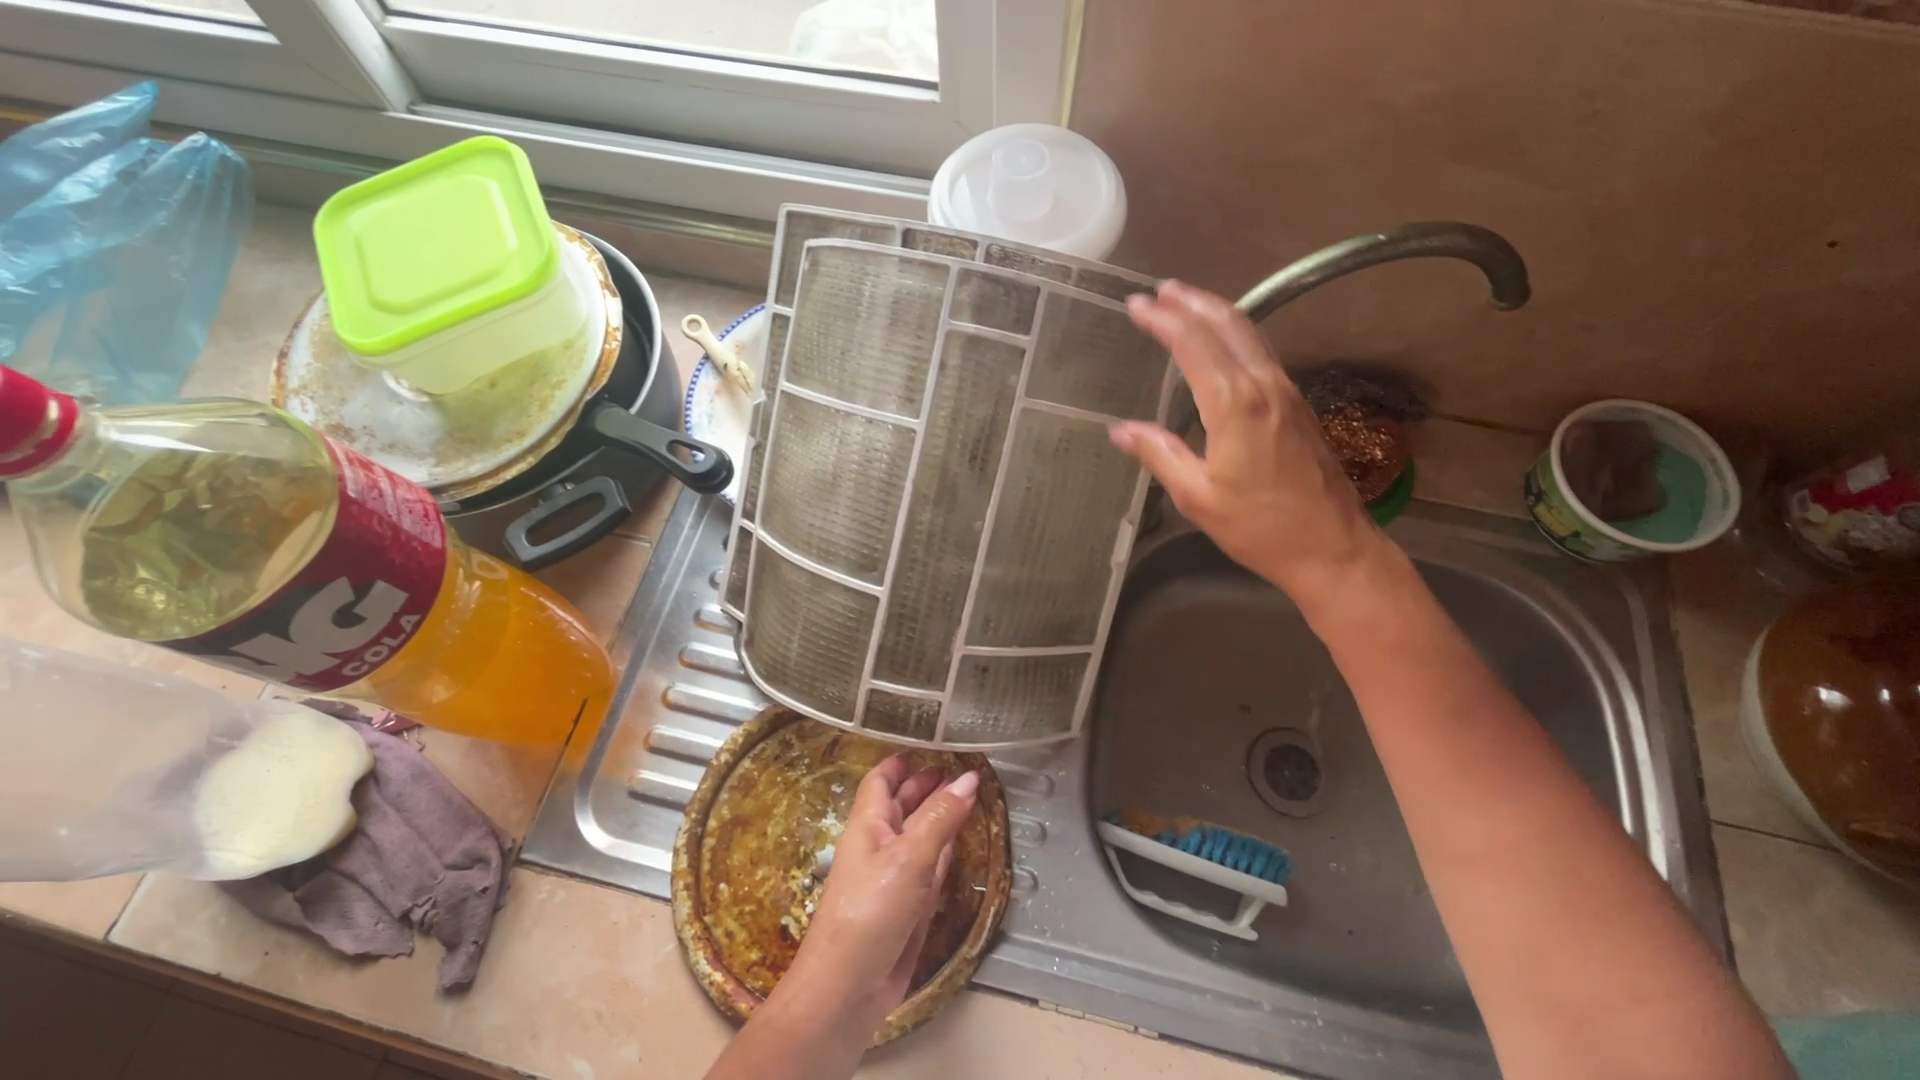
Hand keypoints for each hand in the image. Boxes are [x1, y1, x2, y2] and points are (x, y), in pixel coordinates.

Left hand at [775, 756, 979, 1037]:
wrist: (848, 988)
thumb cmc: (868, 914)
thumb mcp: (908, 858)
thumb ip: (940, 818)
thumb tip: (970, 779)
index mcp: (868, 825)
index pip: (882, 780)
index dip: (903, 760)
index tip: (931, 741)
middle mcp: (879, 845)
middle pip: (903, 804)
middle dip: (926, 783)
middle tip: (959, 765)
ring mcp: (894, 877)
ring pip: (919, 834)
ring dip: (939, 814)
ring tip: (967, 793)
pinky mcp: (909, 906)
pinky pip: (929, 867)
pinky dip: (945, 849)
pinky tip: (959, 841)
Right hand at [1110, 280, 1383, 611]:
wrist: (1332, 547)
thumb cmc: (1259, 527)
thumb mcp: (1197, 496)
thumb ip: (1159, 454)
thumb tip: (1121, 429)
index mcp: (1235, 405)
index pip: (1193, 343)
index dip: (1163, 320)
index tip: (1136, 305)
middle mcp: (1264, 385)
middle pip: (1226, 324)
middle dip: (1190, 302)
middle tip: (1159, 291)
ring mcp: (1286, 392)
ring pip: (1249, 333)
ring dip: (1214, 311)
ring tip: (1184, 301)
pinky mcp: (1297, 405)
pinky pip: (1260, 352)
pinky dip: (1234, 333)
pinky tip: (1221, 341)